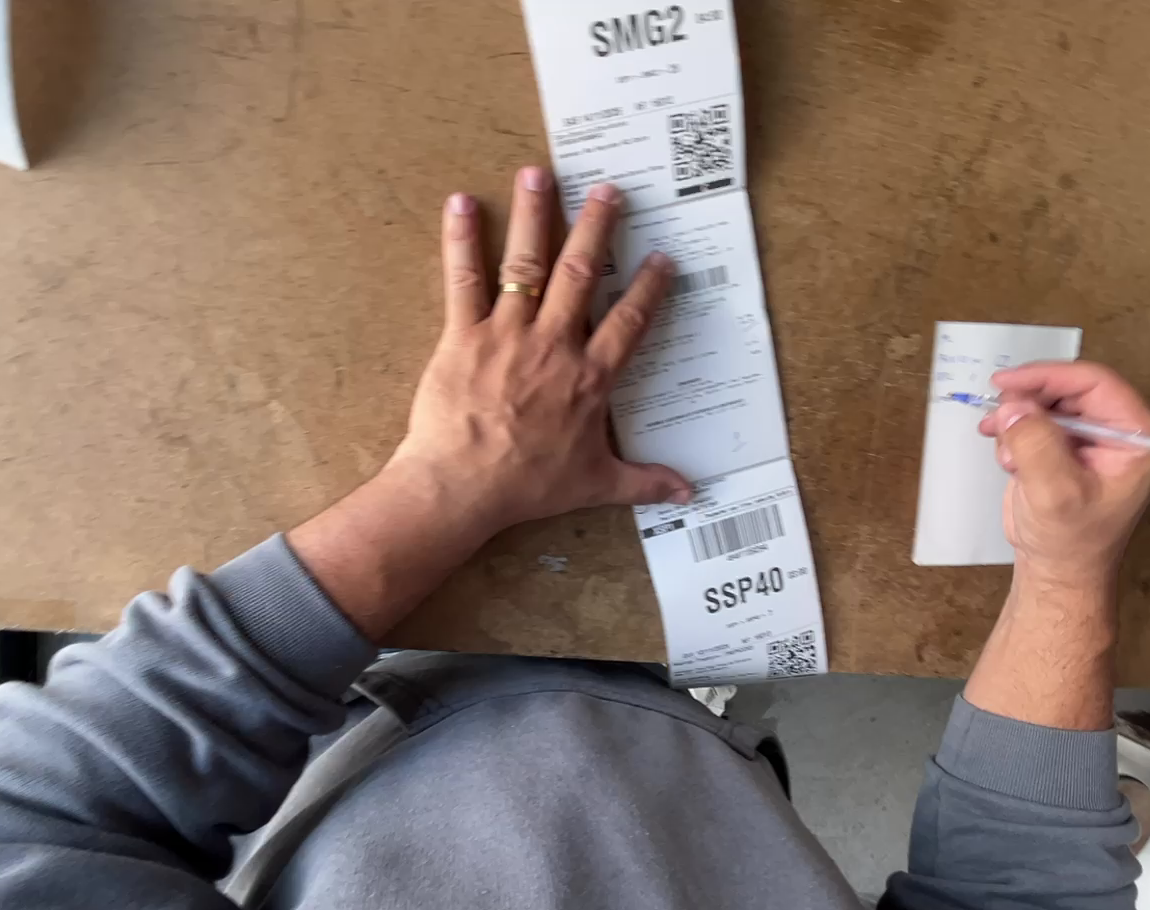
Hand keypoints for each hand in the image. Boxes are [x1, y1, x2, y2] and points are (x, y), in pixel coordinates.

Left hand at [383, 166, 690, 536]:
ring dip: (535, 216)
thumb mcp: (595, 485)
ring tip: (539, 174)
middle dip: (597, 228)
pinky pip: (464, 281)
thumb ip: (644, 482)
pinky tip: (461, 204)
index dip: (649, 289)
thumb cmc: (529, 486)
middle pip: (581, 274)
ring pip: (526, 265)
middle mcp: (554, 345)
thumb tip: (688, 495)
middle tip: (608, 190)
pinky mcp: (463, 336)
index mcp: (590, 378)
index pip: (629, 323)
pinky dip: (462, 241)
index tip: (661, 258)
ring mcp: (508, 335)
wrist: (465, 486)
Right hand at [978, 362, 1149, 590]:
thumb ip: (1036, 445)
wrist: (1056, 569)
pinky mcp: (1061, 450)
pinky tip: (1008, 459)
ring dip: (1017, 420)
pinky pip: (1034, 422)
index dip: (1049, 376)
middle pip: (1068, 389)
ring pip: (1046, 404)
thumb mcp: (1055, 492)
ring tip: (1003, 449)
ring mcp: (1087, 440)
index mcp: (1135, 435)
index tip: (1006, 382)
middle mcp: (1116, 431)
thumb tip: (1012, 407)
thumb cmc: (1070, 539)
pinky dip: (1013, 434)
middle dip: (1028, 400)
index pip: (1094, 383)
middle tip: (997, 416)